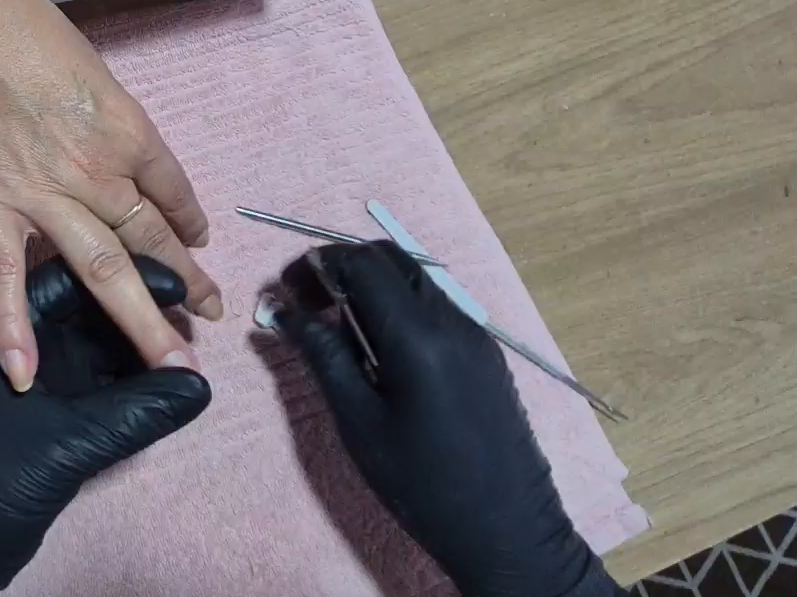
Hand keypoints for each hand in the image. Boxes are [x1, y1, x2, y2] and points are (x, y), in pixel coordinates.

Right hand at [0, 0, 223, 391]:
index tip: (196, 238)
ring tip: (171, 358)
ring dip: (141, 317)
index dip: (189, 218)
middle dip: (186, 281)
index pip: (172, 190)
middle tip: (209, 315)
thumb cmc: (29, 28)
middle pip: (151, 239)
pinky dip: (14, 327)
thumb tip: (120, 153)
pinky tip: (27, 374)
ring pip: (102, 270)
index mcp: (129, 131)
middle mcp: (98, 173)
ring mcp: (43, 197)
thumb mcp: (93, 69)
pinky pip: (4, 278)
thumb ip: (112, 121)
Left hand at [0, 256, 210, 596]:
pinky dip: (137, 373)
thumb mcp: (68, 444)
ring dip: (144, 341)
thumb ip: (135, 413)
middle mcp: (30, 335)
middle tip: (193, 314)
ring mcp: (46, 369)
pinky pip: (107, 373)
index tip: (176, 287)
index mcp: (12, 324)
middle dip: (142, 307)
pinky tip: (170, 378)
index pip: (74, 278)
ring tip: (190, 345)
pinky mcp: (61, 401)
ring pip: (104, 339)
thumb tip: (200, 384)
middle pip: (94, 303)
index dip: (126, 275)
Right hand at [276, 244, 621, 596]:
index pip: (360, 263)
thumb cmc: (422, 483)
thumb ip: (321, 354)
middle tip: (310, 302)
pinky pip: (432, 305)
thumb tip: (284, 311)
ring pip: (412, 278)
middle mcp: (451, 319)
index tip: (289, 292)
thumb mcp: (357, 421)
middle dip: (342, 266)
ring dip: (369, 285)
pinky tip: (379, 350)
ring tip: (340, 328)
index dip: (317, 265)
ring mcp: (473, 334)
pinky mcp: (484, 352)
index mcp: (417, 335)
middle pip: (388, 258)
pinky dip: (395, 305)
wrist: (512, 537)